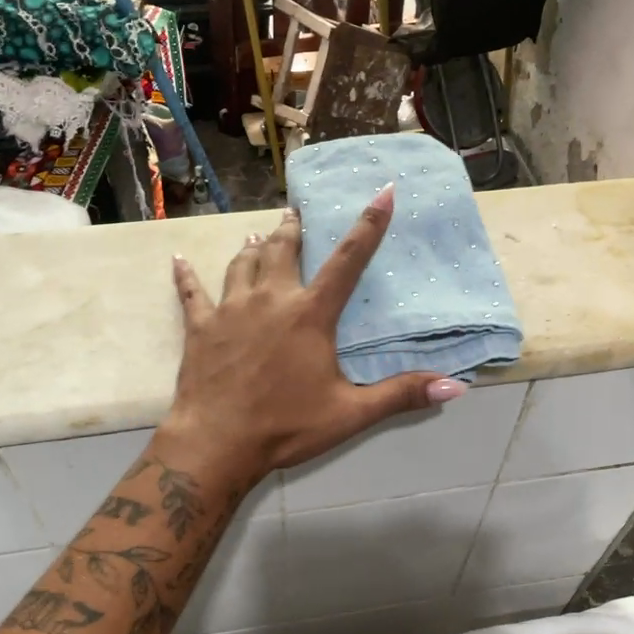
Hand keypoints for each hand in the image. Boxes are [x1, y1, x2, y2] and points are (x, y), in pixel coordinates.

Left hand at [158, 185, 466, 478]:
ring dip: (253, 248)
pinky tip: (178, 260)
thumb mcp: (351, 413)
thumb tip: (455, 386)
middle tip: (294, 214)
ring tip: (257, 236)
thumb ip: (401, 395)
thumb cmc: (287, 426)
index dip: (368, 225)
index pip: (347, 260)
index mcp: (311, 314)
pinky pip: (191, 293)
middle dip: (292, 229)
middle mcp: (271, 299)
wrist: (218, 442)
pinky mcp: (200, 328)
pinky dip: (186, 276)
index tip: (382, 192)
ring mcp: (230, 310)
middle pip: (283, 251)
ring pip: (242, 264)